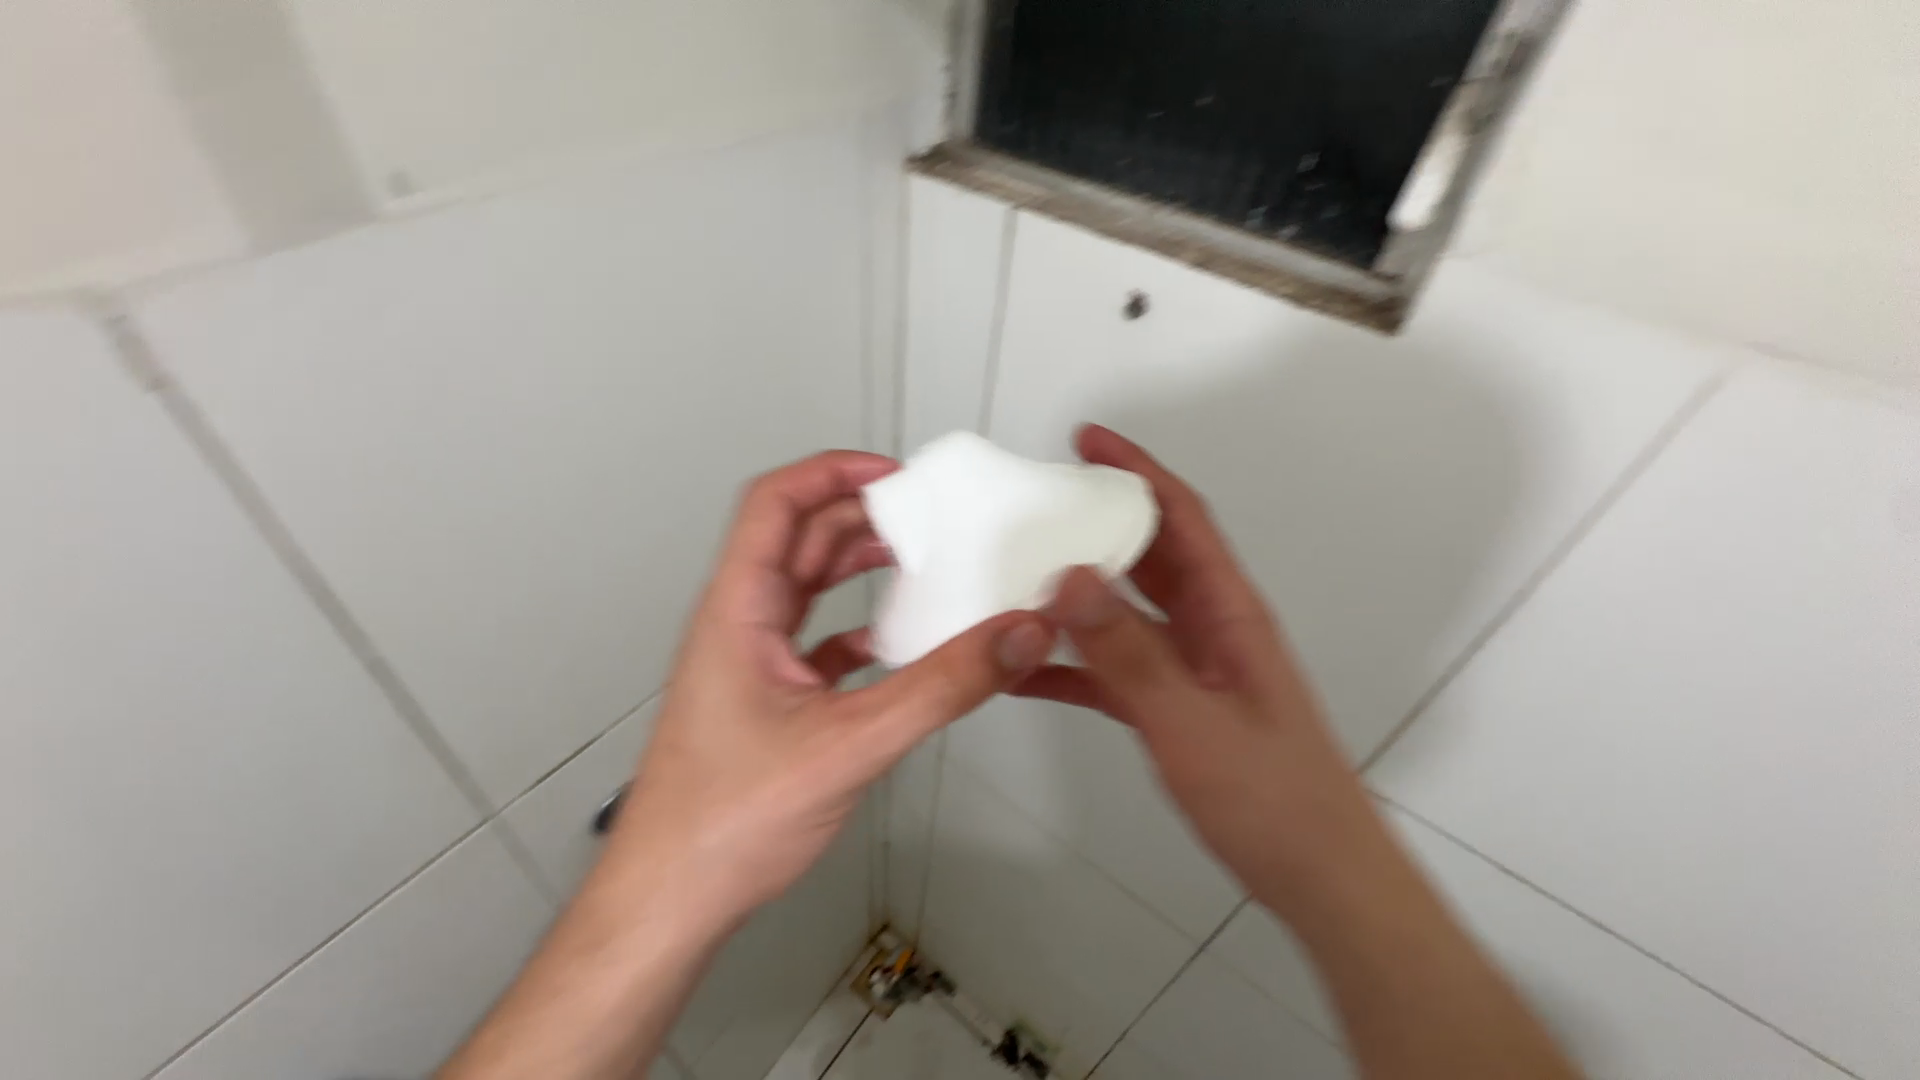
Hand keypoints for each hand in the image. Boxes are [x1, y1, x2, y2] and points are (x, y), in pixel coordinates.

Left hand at [605, 450, 1055, 926]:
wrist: (671, 898)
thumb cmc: (728, 820)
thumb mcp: (852, 744)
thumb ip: (942, 687)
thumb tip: (1016, 636)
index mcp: (738, 611)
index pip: (774, 505)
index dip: (831, 472)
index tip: (894, 475)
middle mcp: (738, 624)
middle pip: (797, 538)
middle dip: (858, 515)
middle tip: (922, 516)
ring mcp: (749, 662)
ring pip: (805, 587)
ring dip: (855, 565)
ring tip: (916, 560)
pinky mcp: (766, 698)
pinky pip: (813, 639)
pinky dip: (854, 626)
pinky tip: (890, 643)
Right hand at [1017, 426, 1380, 913]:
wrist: (1316, 875)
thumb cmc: (1270, 796)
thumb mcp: (1191, 721)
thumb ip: (1130, 652)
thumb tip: (1071, 577)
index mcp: (1229, 612)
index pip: (1183, 519)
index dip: (1138, 473)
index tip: (1087, 441)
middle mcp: (1209, 628)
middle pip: (1150, 556)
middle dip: (1099, 522)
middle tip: (1037, 504)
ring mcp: (1191, 668)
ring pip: (1126, 612)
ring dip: (1078, 594)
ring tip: (1018, 575)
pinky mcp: (1173, 707)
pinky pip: (1114, 670)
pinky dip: (1073, 665)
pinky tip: (1025, 670)